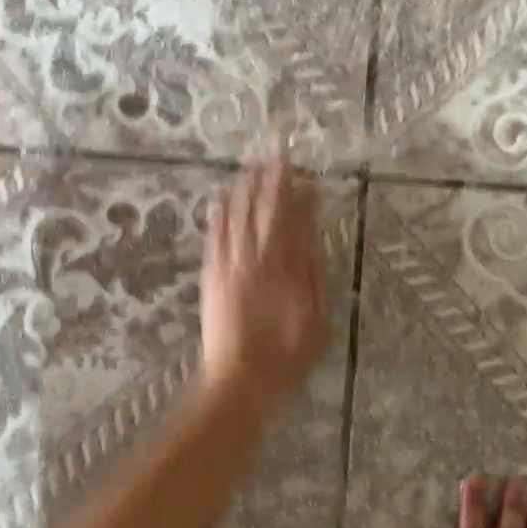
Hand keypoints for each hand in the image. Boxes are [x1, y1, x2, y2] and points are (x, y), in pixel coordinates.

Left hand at [198, 157, 327, 399]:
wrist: (238, 379)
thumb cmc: (285, 356)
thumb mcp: (314, 319)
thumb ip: (313, 276)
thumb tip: (312, 239)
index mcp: (285, 268)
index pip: (295, 220)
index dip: (300, 193)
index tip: (306, 171)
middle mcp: (256, 259)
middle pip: (264, 209)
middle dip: (271, 177)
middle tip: (274, 148)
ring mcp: (230, 265)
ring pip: (236, 216)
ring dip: (244, 187)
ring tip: (250, 163)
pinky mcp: (211, 276)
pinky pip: (214, 236)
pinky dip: (217, 215)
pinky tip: (219, 199)